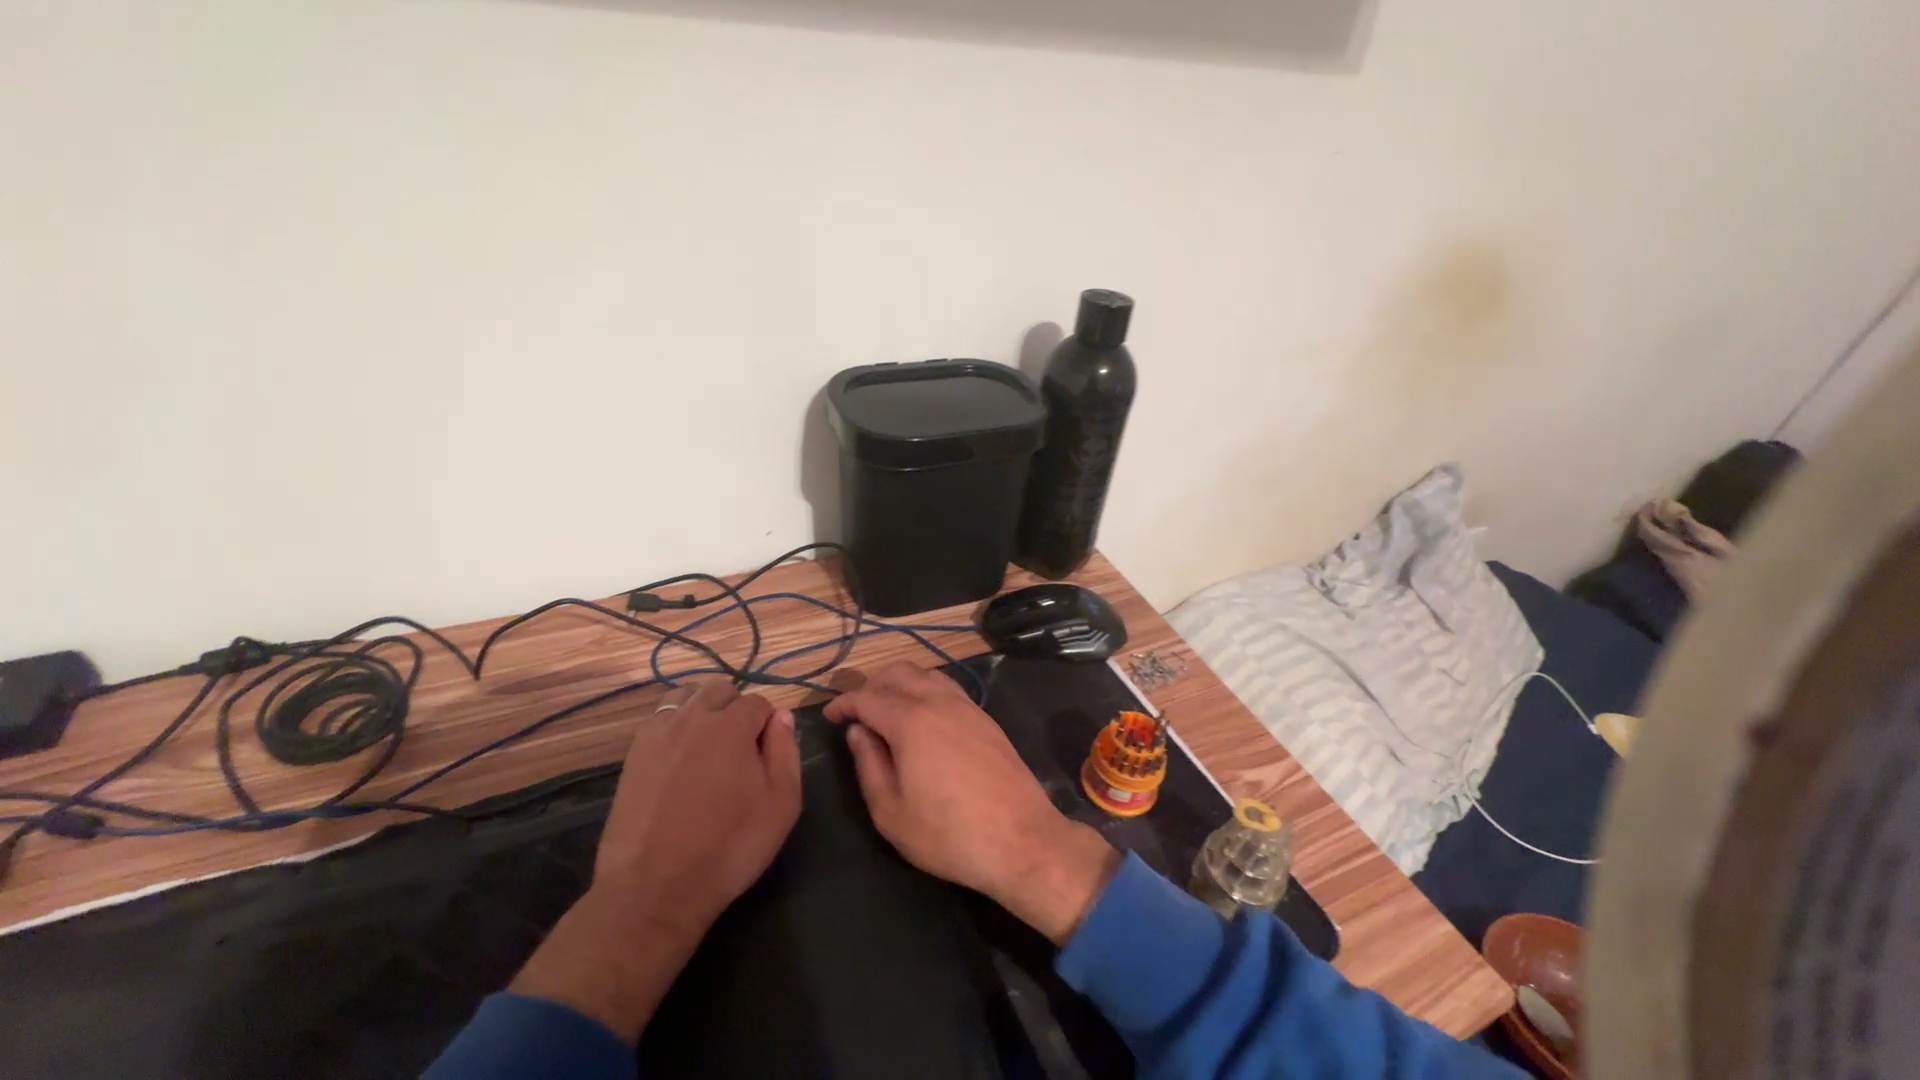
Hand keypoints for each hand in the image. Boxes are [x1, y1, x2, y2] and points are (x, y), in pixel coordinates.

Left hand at [510, 679, 801, 1040]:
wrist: (655, 886)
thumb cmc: (729, 846)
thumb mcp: (781, 804)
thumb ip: (786, 751)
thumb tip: (781, 717)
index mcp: (731, 725)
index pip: (759, 702)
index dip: (769, 725)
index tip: (768, 755)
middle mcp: (692, 717)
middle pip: (720, 689)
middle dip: (736, 708)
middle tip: (742, 748)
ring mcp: (657, 732)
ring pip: (686, 696)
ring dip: (704, 709)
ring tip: (710, 746)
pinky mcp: (633, 753)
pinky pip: (660, 717)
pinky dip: (676, 724)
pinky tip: (681, 756)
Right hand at [824, 662, 1119, 943]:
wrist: (1022, 840)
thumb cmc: (948, 834)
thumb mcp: (891, 812)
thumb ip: (868, 765)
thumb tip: (858, 732)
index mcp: (911, 721)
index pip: (867, 698)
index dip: (844, 704)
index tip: (829, 716)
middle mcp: (940, 703)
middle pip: (899, 673)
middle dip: (872, 685)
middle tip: (857, 712)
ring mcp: (968, 708)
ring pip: (927, 675)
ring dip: (901, 684)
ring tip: (887, 712)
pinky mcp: (987, 721)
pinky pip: (949, 689)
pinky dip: (926, 692)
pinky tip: (922, 720)